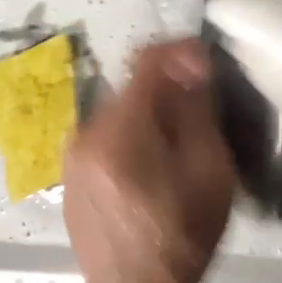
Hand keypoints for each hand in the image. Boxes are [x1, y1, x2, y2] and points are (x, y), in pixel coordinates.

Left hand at [64, 39, 235, 282]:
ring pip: (121, 108)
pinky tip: (158, 162)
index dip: (182, 49)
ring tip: (184, 137)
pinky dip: (135, 132)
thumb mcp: (209, 166)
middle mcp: (85, 137)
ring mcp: (72, 160)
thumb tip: (192, 61)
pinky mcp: (72, 179)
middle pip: (133, 83)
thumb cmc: (182, 233)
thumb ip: (197, 107)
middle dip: (171, 84)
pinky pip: (108, 134)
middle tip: (204, 105)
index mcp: (118, 131)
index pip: (147, 57)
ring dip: (154, 109)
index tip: (208, 61)